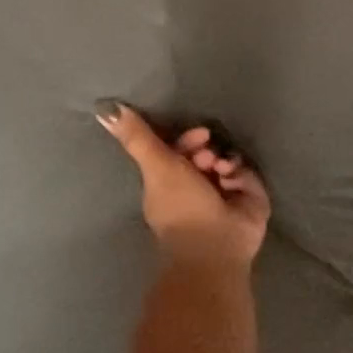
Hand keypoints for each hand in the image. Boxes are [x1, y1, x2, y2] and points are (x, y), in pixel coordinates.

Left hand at [96, 101, 270, 269]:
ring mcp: (223, 191)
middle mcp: (196, 185)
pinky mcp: (248, 196)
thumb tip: (104, 108)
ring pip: (226, 159)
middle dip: (207, 149)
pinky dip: (239, 174)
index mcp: (170, 182)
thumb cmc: (180, 208)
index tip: (199, 135)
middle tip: (208, 158)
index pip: (181, 149)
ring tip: (222, 173)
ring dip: (223, 161)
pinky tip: (234, 182)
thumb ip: (138, 137)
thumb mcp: (157, 167)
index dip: (189, 139)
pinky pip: (245, 172)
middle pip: (206, 151)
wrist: (214, 245)